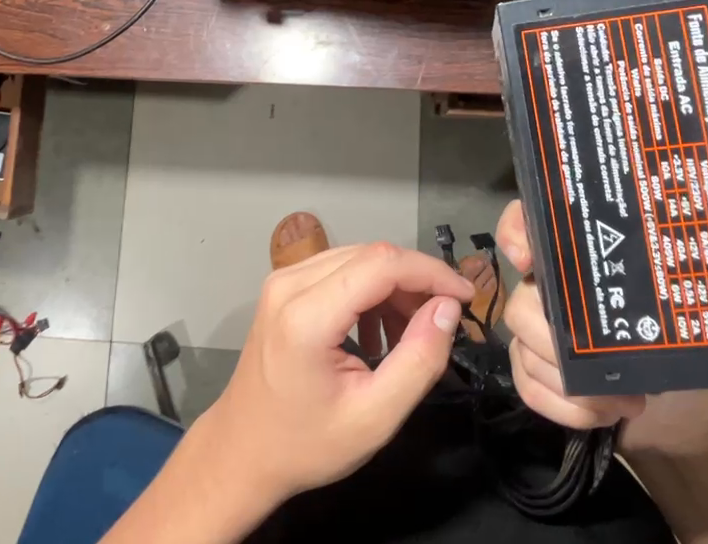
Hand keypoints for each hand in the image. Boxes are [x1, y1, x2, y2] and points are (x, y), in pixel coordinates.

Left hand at [192, 242, 474, 505]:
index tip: (466, 298)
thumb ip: (419, 360)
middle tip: (444, 321)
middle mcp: (290, 283)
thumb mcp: (375, 417)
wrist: (241, 452)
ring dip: (395, 286)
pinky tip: (377, 334)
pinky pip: (339, 269)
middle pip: (371, 255)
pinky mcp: (283, 287)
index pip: (382, 264)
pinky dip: (370, 290)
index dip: (431, 272)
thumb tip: (448, 309)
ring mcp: (282, 280)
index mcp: (307, 316)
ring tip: (412, 334)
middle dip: (417, 280)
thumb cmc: (306, 444)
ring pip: (357, 257)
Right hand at [495, 199, 707, 455]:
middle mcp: (547, 286)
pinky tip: (601, 414)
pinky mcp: (535, 372)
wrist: (686, 406)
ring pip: (523, 350)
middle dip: (556, 343)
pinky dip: (564, 407)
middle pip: (520, 305)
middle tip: (601, 364)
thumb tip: (659, 281)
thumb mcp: (680, 309)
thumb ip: (662, 289)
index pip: (526, 223)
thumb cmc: (682, 343)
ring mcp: (536, 331)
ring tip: (624, 399)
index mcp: (579, 256)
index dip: (513, 234)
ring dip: (571, 384)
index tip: (526, 260)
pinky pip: (527, 386)